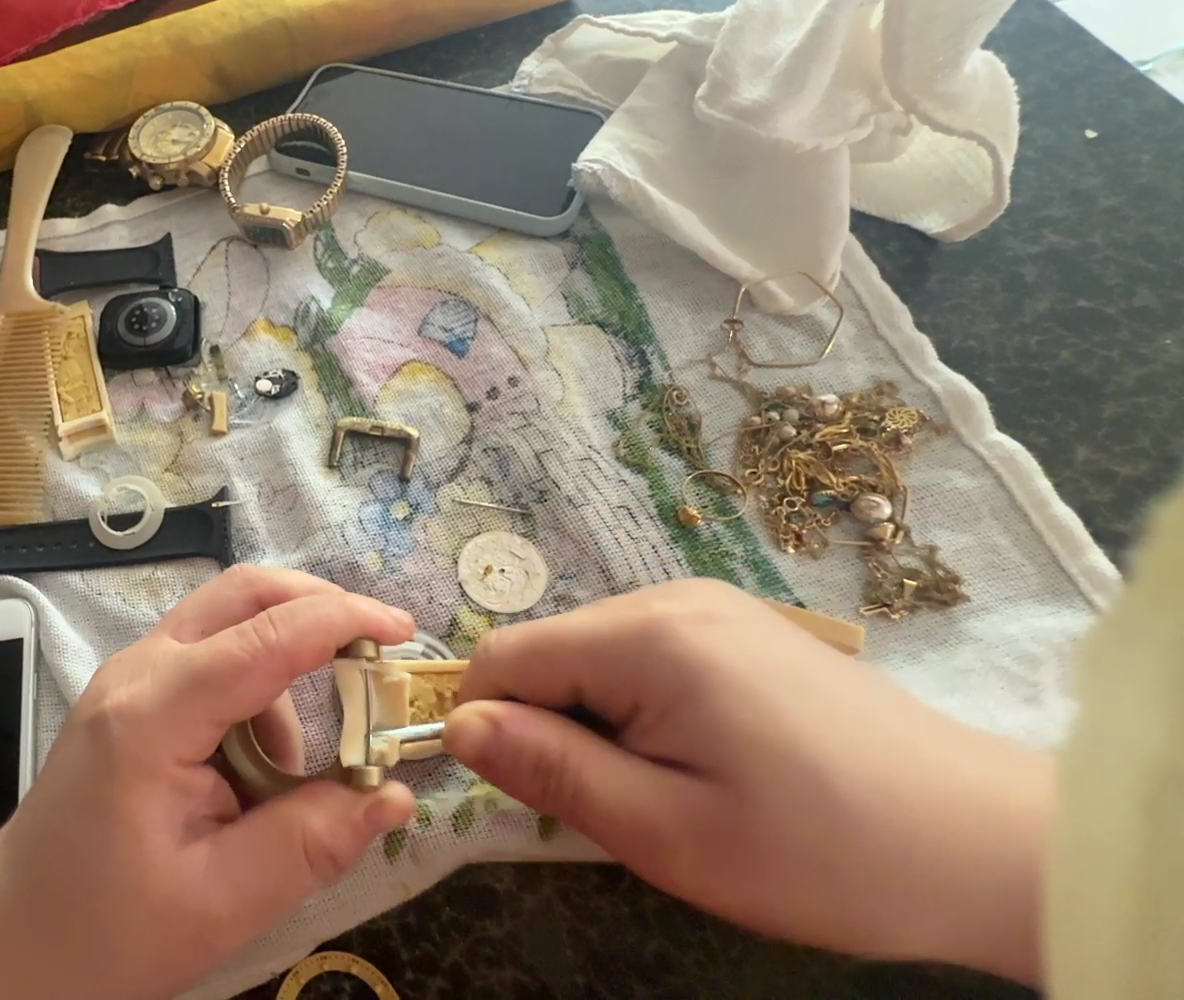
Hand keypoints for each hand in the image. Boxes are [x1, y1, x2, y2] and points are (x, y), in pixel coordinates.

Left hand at [0, 566, 416, 999]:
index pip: (263, 637)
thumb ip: (311, 842)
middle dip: (317, 608)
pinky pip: (211, 656)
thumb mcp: (218, 903)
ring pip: (228, 619)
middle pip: (241, 593)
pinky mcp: (134, 691)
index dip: (341, 623)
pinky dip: (256, 687)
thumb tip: (393, 794)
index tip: (403, 633)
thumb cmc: (101, 929)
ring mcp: (131, 674)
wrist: (7, 935)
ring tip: (302, 765)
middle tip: (376, 655)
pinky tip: (257, 768)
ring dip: (287, 660)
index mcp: (152, 714)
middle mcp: (139, 670)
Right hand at [444, 579, 1051, 983]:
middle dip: (549, 722)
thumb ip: (550, 770)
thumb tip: (455, 726)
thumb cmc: (823, 851)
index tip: (533, 789)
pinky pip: (635, 650)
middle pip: (545, 651)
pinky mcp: (730, 620)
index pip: (503, 657)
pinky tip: (698, 748)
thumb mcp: (668, 832)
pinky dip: (632, 701)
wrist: (993, 843)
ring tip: (665, 780)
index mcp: (644, 637)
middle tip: (620, 800)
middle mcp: (666, 596)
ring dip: (591, 714)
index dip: (490, 721)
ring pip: (586, 651)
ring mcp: (704, 601)